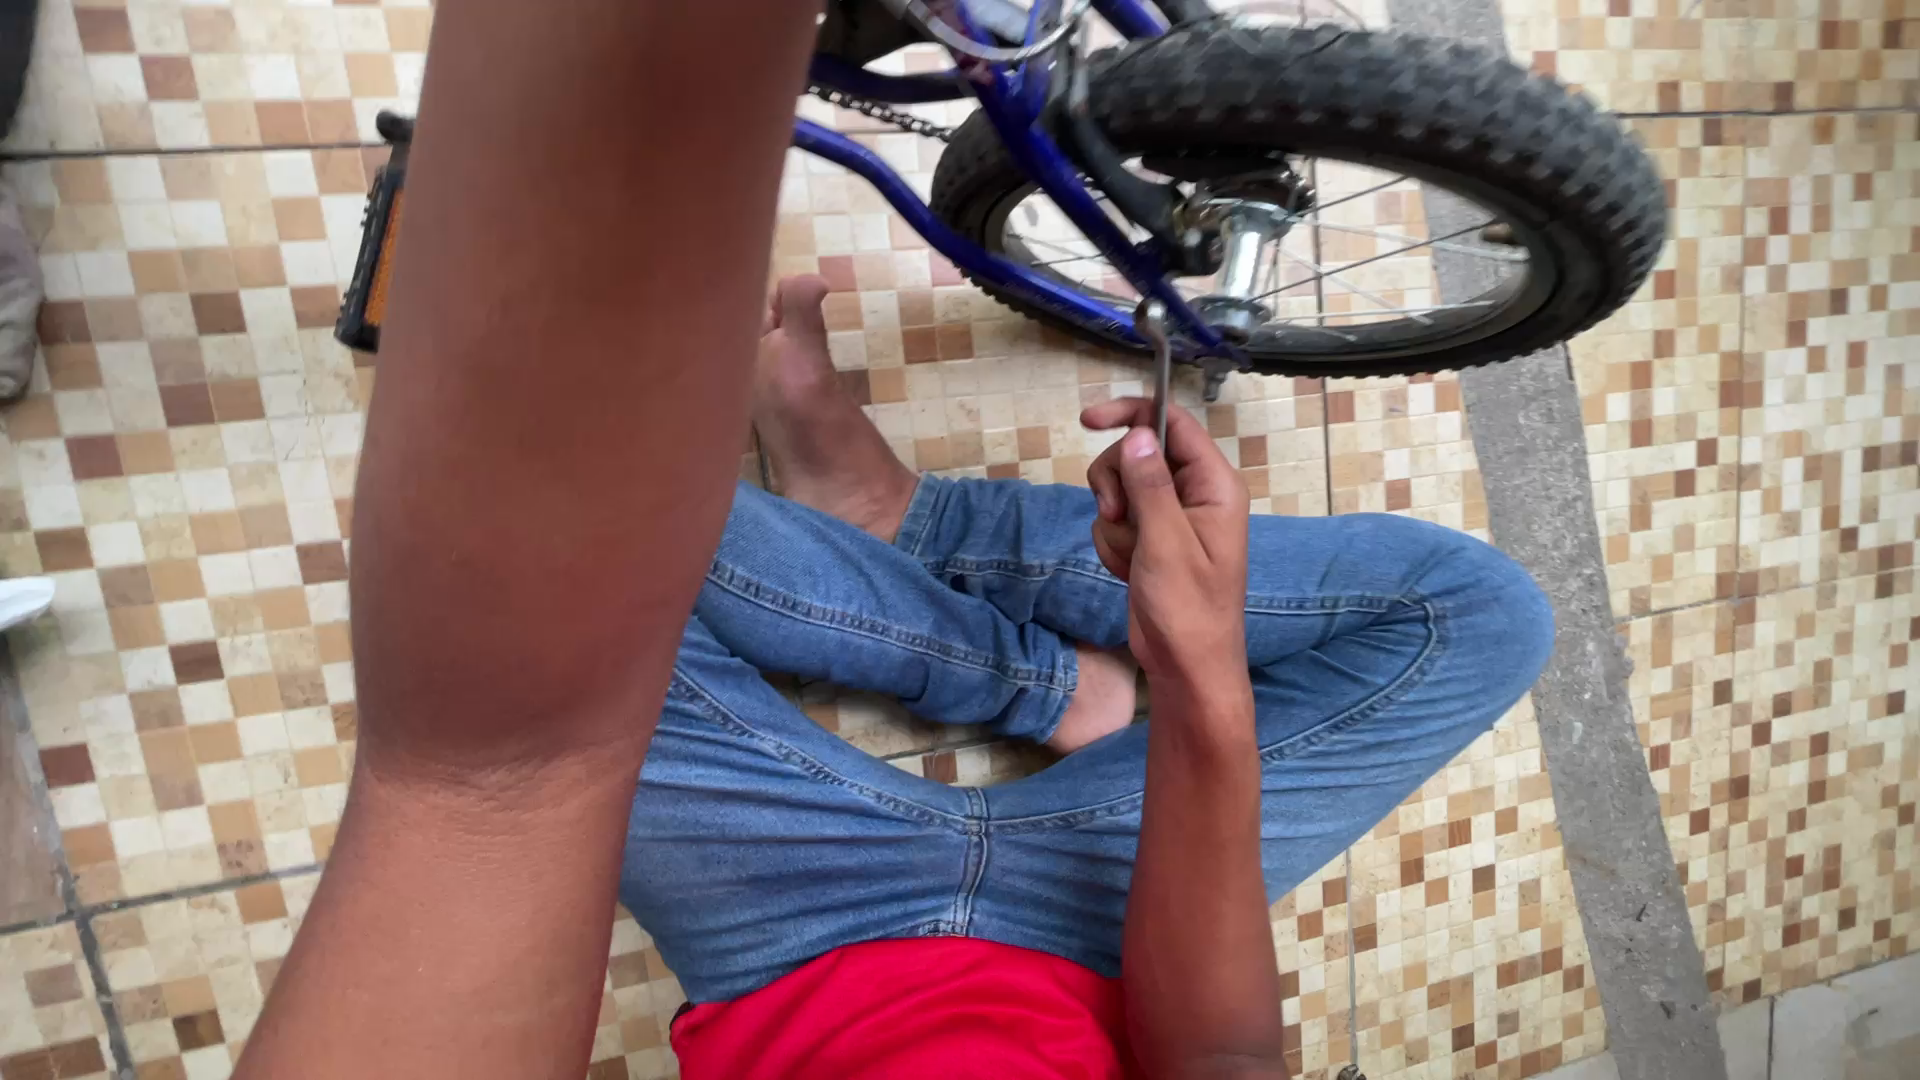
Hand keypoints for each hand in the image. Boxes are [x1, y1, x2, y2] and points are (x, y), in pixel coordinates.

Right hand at [1082, 397, 1249, 687]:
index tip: (1088, 420)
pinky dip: (1113, 544)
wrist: (1184, 664)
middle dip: (1116, 485)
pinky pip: (1114, 519)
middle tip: (1118, 516)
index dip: (1131, 414)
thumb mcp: (1167, 543)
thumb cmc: (1188, 608)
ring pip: (1119, 489)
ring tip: (1132, 557)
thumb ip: (1150, 485)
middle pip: (1136, 454)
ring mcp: (1168, 517)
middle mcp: (1193, 493)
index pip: (1172, 424)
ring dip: (1114, 523)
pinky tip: (1129, 569)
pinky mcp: (1149, 538)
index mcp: (1213, 485)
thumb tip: (1138, 433)